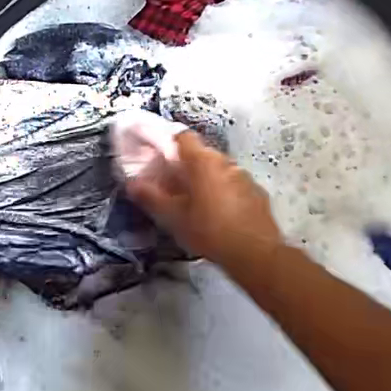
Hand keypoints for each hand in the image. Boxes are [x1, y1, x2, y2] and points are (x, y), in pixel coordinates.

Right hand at [122, 131, 287, 271]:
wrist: (254, 254)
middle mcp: (225, 161)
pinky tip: (221, 214)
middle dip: (188, 166)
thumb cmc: (208, 231)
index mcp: (202, 161)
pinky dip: (226, 192)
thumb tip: (132, 184)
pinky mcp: (258, 192)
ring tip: (198, 203)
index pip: (183, 136)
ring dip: (208, 180)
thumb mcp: (173, 217)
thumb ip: (151, 197)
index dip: (170, 144)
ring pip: (220, 170)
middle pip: (201, 153)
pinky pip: (235, 184)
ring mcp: (244, 176)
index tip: (161, 161)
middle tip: (175, 186)